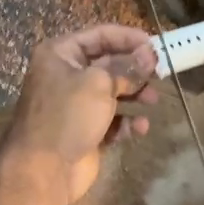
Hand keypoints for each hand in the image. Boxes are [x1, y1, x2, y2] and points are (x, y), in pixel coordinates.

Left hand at [3, 24, 159, 202]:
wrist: (44, 169)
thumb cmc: (69, 114)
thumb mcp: (100, 83)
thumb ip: (127, 67)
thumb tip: (149, 55)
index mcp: (60, 54)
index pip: (99, 35)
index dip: (128, 38)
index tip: (155, 45)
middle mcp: (65, 75)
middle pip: (108, 64)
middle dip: (134, 69)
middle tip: (159, 74)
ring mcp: (75, 105)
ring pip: (112, 93)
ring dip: (134, 95)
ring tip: (152, 101)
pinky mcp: (84, 131)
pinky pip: (111, 121)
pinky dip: (126, 122)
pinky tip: (140, 128)